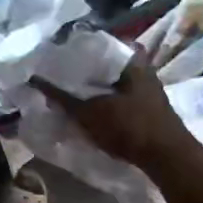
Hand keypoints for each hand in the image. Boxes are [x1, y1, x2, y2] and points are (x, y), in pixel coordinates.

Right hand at [33, 45, 195, 167]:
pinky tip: (90, 107)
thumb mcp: (88, 112)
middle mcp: (144, 70)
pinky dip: (105, 99)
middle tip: (63, 72)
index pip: (102, 43)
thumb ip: (61, 97)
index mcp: (132, 61)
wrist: (168, 159)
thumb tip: (34, 79)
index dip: (81, 47)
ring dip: (96, 86)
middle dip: (87, 68)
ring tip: (72, 90)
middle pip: (108, 62)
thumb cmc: (128, 127)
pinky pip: (121, 95)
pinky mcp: (150, 108)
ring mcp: (150, 90)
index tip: (62, 53)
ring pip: (115, 80)